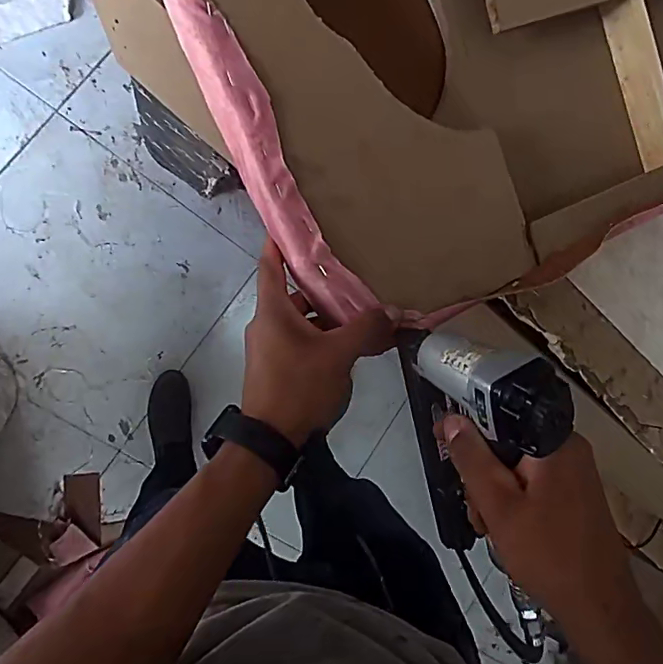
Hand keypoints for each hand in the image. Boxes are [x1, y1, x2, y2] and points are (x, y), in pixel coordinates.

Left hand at [242, 240, 393, 443]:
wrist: (272, 439)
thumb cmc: (299, 387)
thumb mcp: (339, 355)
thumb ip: (367, 329)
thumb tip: (394, 311)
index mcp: (273, 311)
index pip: (270, 265)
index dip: (278, 242)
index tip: (291, 224)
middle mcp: (268, 324)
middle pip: (295, 294)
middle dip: (323, 287)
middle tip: (352, 276)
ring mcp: (271, 348)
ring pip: (303, 321)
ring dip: (329, 317)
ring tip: (362, 313)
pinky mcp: (279, 368)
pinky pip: (304, 342)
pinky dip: (325, 338)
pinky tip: (353, 345)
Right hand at [439, 415, 637, 628]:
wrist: (598, 606)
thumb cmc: (550, 557)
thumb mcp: (499, 506)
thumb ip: (473, 460)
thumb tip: (453, 421)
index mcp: (555, 443)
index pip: (503, 414)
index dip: (469, 426)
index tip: (444, 442)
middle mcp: (569, 450)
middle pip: (509, 444)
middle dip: (484, 475)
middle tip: (479, 510)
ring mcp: (575, 474)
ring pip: (518, 469)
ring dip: (497, 495)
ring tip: (495, 530)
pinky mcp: (575, 495)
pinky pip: (535, 486)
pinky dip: (516, 504)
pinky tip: (511, 534)